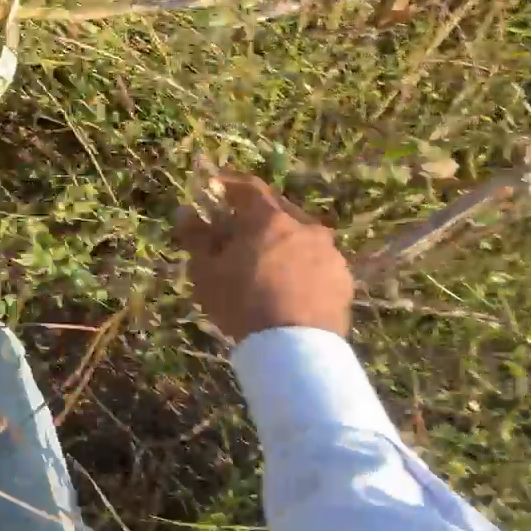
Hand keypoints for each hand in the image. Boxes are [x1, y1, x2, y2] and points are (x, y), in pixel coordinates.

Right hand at [175, 173, 353, 342]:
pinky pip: (315, 260)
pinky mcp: (343, 278)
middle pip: (277, 210)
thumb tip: (187, 212)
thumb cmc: (241, 301)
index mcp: (268, 220)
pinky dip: (297, 262)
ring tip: (260, 260)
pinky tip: (284, 282)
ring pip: (299, 235)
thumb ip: (197, 236)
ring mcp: (330, 253)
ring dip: (278, 239)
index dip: (229, 184)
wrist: (295, 347)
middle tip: (234, 229)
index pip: (249, 188)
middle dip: (253, 215)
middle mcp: (305, 227)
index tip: (213, 187)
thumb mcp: (206, 270)